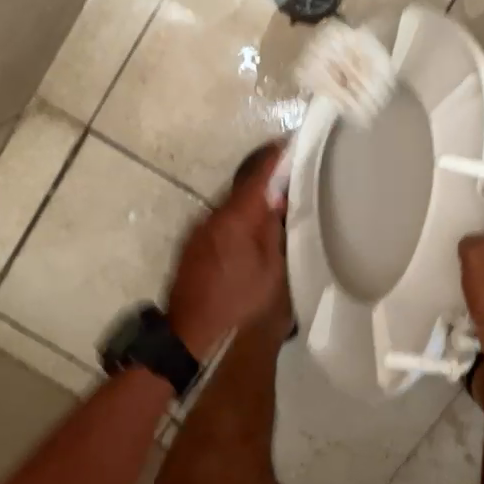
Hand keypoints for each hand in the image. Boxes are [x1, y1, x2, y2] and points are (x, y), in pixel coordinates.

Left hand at [165, 143, 289, 358]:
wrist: (190, 340)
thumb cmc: (241, 308)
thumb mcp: (273, 272)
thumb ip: (274, 229)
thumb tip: (279, 197)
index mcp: (235, 218)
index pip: (259, 175)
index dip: (276, 157)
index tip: (293, 142)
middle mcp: (211, 217)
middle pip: (242, 190)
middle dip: (266, 182)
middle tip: (292, 180)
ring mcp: (197, 233)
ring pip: (230, 209)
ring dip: (250, 206)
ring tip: (274, 211)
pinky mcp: (190, 249)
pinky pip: (219, 225)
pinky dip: (236, 224)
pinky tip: (249, 238)